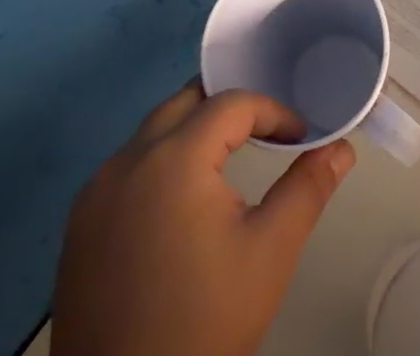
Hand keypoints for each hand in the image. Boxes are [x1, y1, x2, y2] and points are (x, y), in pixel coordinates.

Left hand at [52, 81, 355, 355]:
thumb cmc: (207, 316)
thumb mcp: (270, 251)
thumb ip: (306, 189)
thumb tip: (341, 148)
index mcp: (174, 158)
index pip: (229, 104)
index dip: (272, 111)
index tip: (300, 137)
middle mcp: (127, 160)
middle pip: (182, 103)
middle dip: (227, 108)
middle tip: (265, 132)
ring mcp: (95, 191)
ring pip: (149, 133)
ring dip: (190, 132)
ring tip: (228, 160)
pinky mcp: (79, 221)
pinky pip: (124, 168)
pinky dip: (158, 163)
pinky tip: (179, 203)